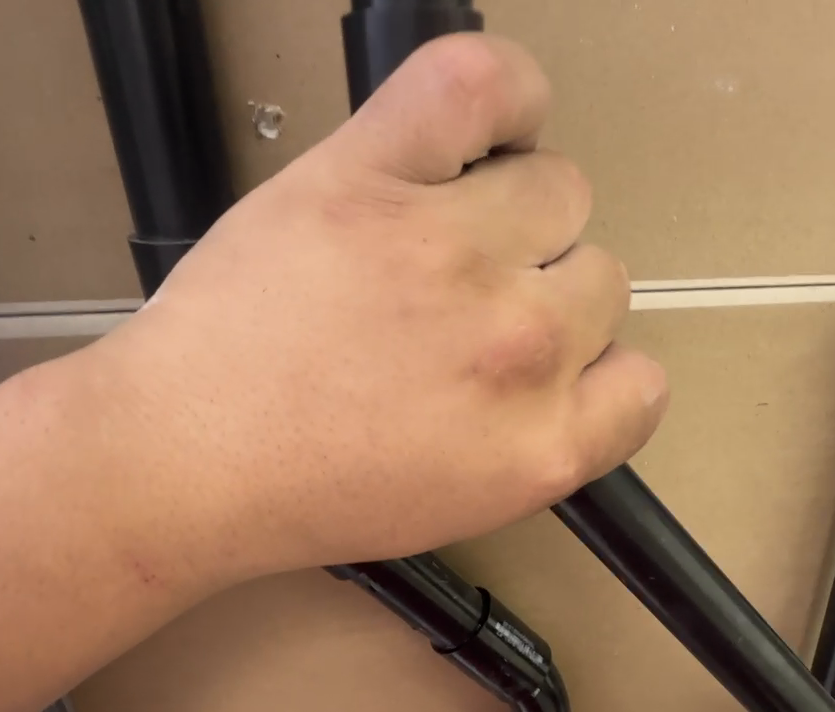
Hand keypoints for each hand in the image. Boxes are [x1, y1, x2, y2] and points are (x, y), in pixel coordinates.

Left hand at [66, 33, 666, 584]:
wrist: (190, 458)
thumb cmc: (318, 490)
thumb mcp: (467, 501)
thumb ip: (544, 436)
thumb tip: (577, 362)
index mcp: (544, 448)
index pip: (644, 384)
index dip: (594, 373)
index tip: (545, 372)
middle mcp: (521, 351)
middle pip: (604, 279)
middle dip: (545, 296)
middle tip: (463, 315)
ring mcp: (453, 255)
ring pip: (560, 192)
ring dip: (514, 215)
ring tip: (439, 241)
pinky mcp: (375, 177)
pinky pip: (486, 88)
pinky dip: (501, 96)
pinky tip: (473, 134)